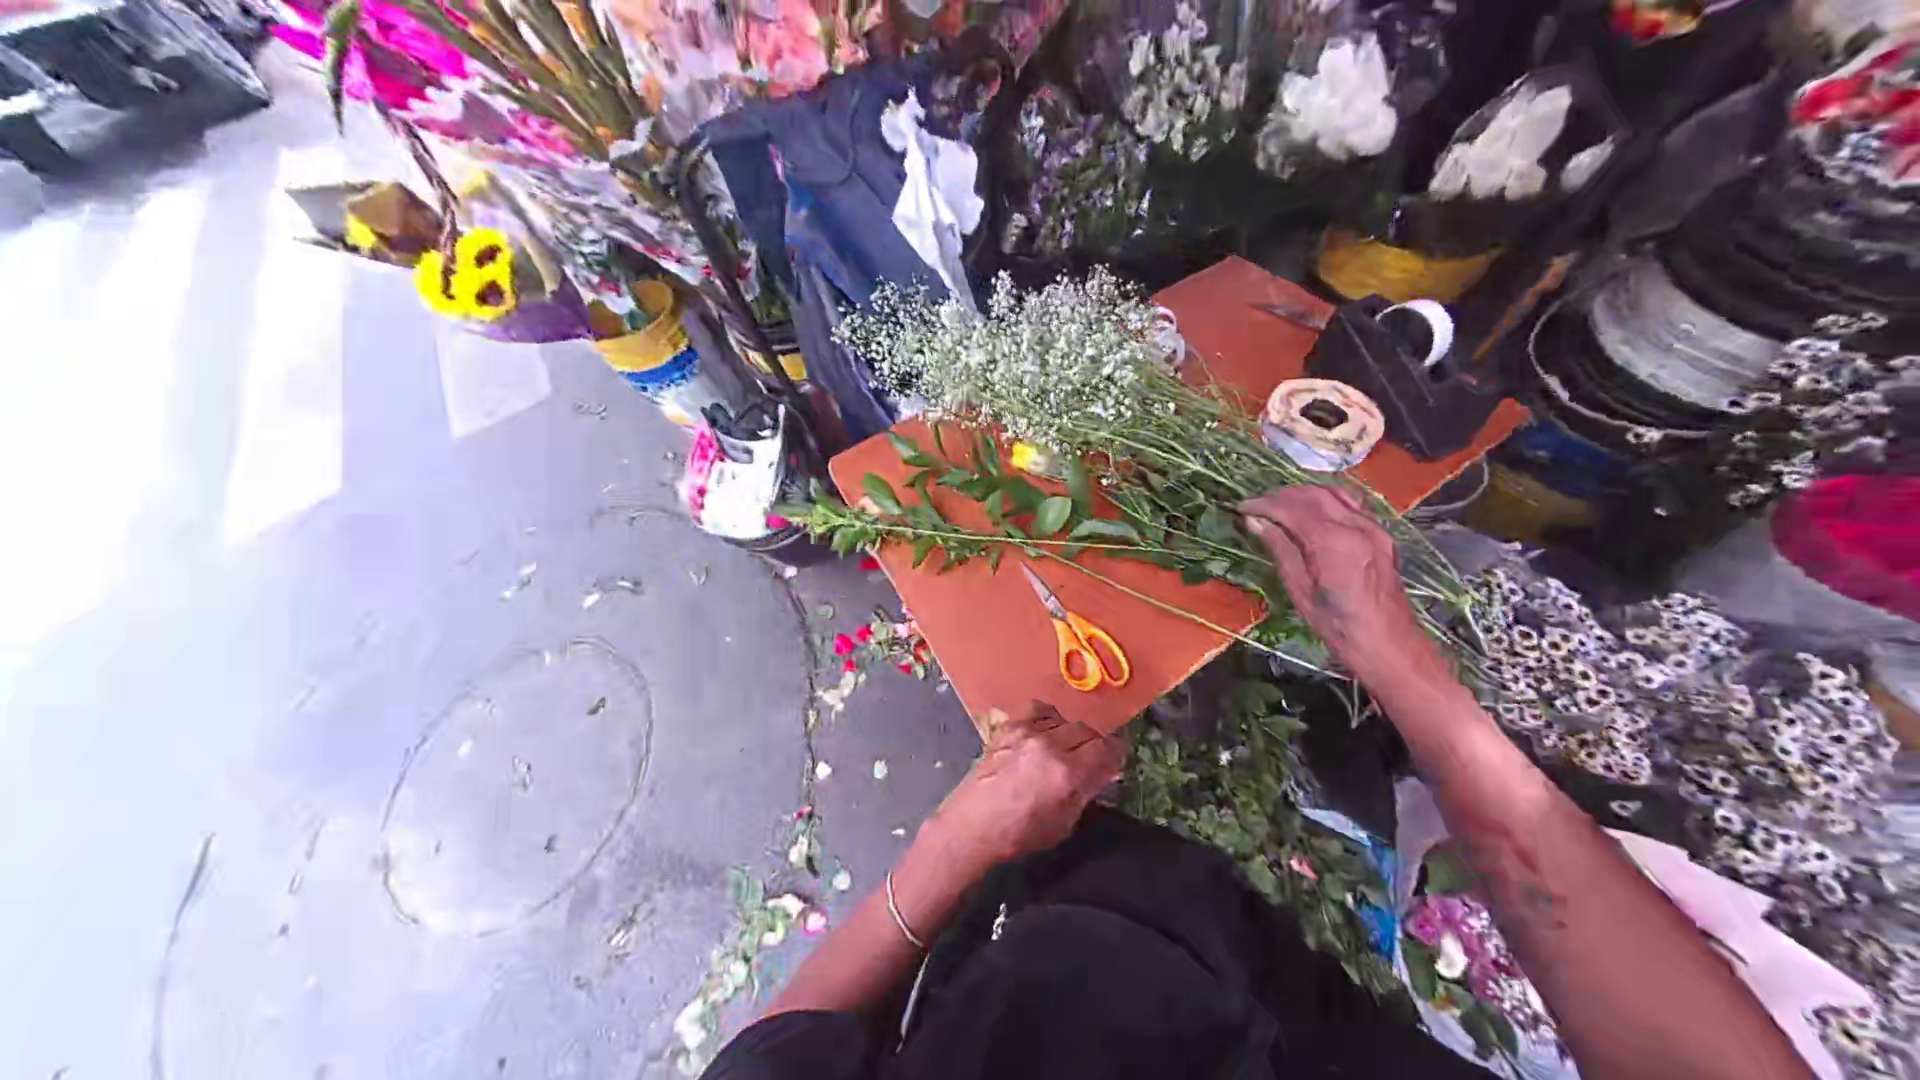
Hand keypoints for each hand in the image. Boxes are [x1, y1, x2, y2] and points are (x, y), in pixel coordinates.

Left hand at [923, 702, 1123, 871]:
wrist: (972, 826)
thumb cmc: (1020, 834)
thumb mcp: (1064, 823)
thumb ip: (1086, 792)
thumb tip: (1103, 773)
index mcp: (1068, 773)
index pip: (1107, 748)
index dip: (1116, 754)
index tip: (1114, 762)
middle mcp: (1050, 745)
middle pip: (1087, 730)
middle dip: (1094, 745)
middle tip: (1090, 760)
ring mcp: (1026, 732)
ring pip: (1064, 719)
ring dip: (1070, 732)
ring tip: (1064, 748)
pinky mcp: (1008, 727)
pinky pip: (1037, 711)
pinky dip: (1046, 720)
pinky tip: (1042, 734)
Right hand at [1240, 486, 1444, 694]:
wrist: (1387, 642)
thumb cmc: (1337, 624)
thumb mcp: (1299, 589)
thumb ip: (1280, 549)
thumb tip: (1255, 522)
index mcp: (1333, 542)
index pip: (1292, 509)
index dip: (1263, 504)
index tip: (1242, 508)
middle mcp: (1357, 527)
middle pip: (1313, 495)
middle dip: (1281, 496)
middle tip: (1257, 506)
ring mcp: (1374, 528)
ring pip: (1334, 494)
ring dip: (1304, 494)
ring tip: (1280, 504)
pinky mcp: (1382, 535)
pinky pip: (1351, 504)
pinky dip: (1326, 500)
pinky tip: (1312, 510)